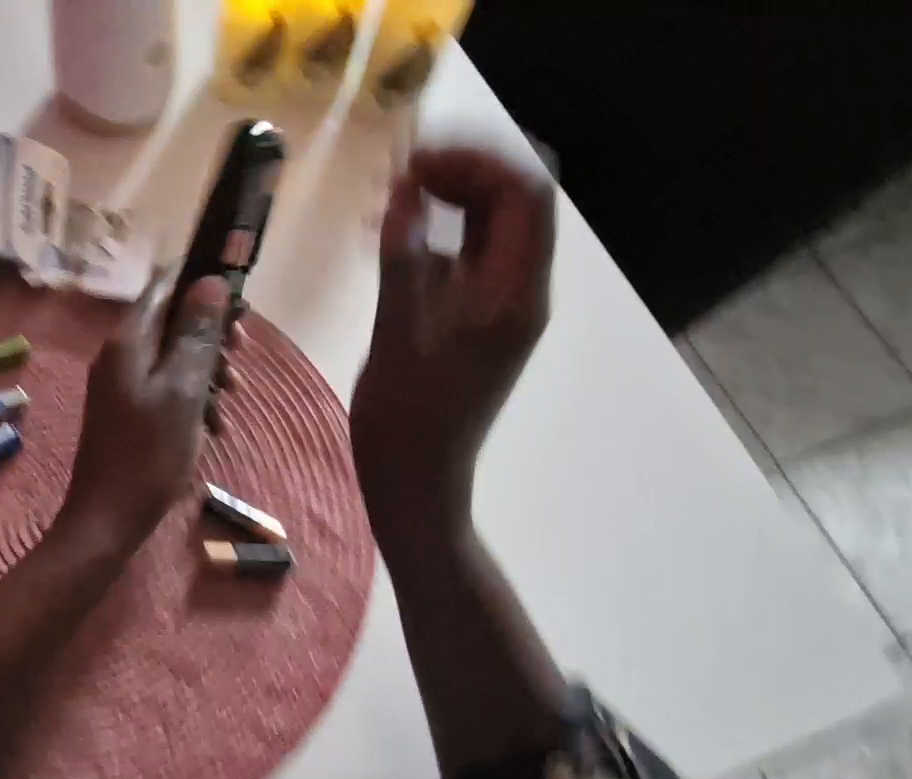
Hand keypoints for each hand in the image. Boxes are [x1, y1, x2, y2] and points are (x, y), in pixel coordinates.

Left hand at [57, 275, 230, 550]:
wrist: (108, 519)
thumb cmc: (149, 456)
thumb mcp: (182, 391)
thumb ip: (196, 334)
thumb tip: (210, 281)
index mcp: (128, 341)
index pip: (165, 286)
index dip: (203, 284)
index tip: (241, 302)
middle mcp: (120, 355)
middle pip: (173, 324)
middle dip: (212, 338)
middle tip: (240, 359)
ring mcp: (122, 386)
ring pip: (174, 360)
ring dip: (208, 375)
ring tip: (231, 403)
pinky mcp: (128, 414)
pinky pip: (166, 392)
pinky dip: (193, 402)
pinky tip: (213, 430)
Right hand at [350, 146, 556, 534]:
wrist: (416, 486)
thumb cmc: (406, 423)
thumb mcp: (399, 338)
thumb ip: (404, 261)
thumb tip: (403, 192)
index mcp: (515, 295)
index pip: (523, 194)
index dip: (475, 161)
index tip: (414, 160)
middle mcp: (519, 294)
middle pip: (510, 205)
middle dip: (459, 175)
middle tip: (398, 175)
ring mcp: (498, 311)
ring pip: (486, 231)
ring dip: (445, 204)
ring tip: (389, 202)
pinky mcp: (474, 326)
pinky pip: (465, 263)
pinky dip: (435, 240)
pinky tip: (393, 242)